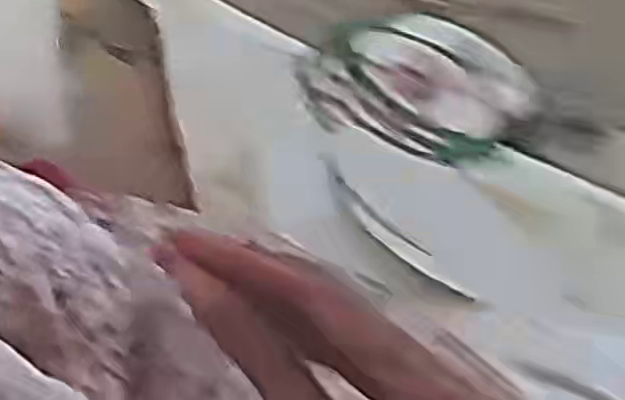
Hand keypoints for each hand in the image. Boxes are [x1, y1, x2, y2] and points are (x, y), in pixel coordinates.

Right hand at [158, 232, 499, 399]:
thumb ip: (256, 351)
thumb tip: (189, 275)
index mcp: (429, 384)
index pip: (317, 295)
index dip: (239, 261)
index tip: (176, 242)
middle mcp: (450, 376)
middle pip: (334, 299)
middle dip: (250, 268)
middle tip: (184, 249)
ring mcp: (446, 387)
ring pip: (345, 316)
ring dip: (270, 290)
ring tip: (210, 270)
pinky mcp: (431, 396)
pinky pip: (359, 341)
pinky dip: (301, 322)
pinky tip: (262, 312)